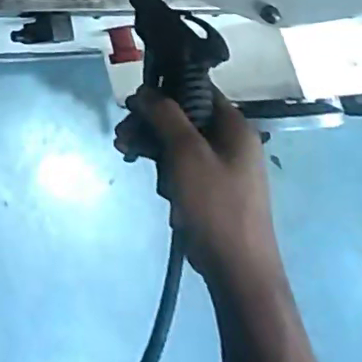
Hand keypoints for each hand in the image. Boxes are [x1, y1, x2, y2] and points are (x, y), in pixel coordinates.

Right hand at [118, 86, 280, 285]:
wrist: (239, 273)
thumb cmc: (215, 206)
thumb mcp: (187, 153)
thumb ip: (165, 115)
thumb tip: (145, 90)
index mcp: (235, 126)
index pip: (198, 90)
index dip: (166, 88)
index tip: (136, 99)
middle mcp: (231, 141)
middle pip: (183, 116)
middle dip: (150, 121)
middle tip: (122, 131)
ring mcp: (222, 166)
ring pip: (178, 141)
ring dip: (150, 142)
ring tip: (124, 149)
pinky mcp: (211, 188)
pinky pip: (182, 163)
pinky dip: (162, 164)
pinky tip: (141, 168)